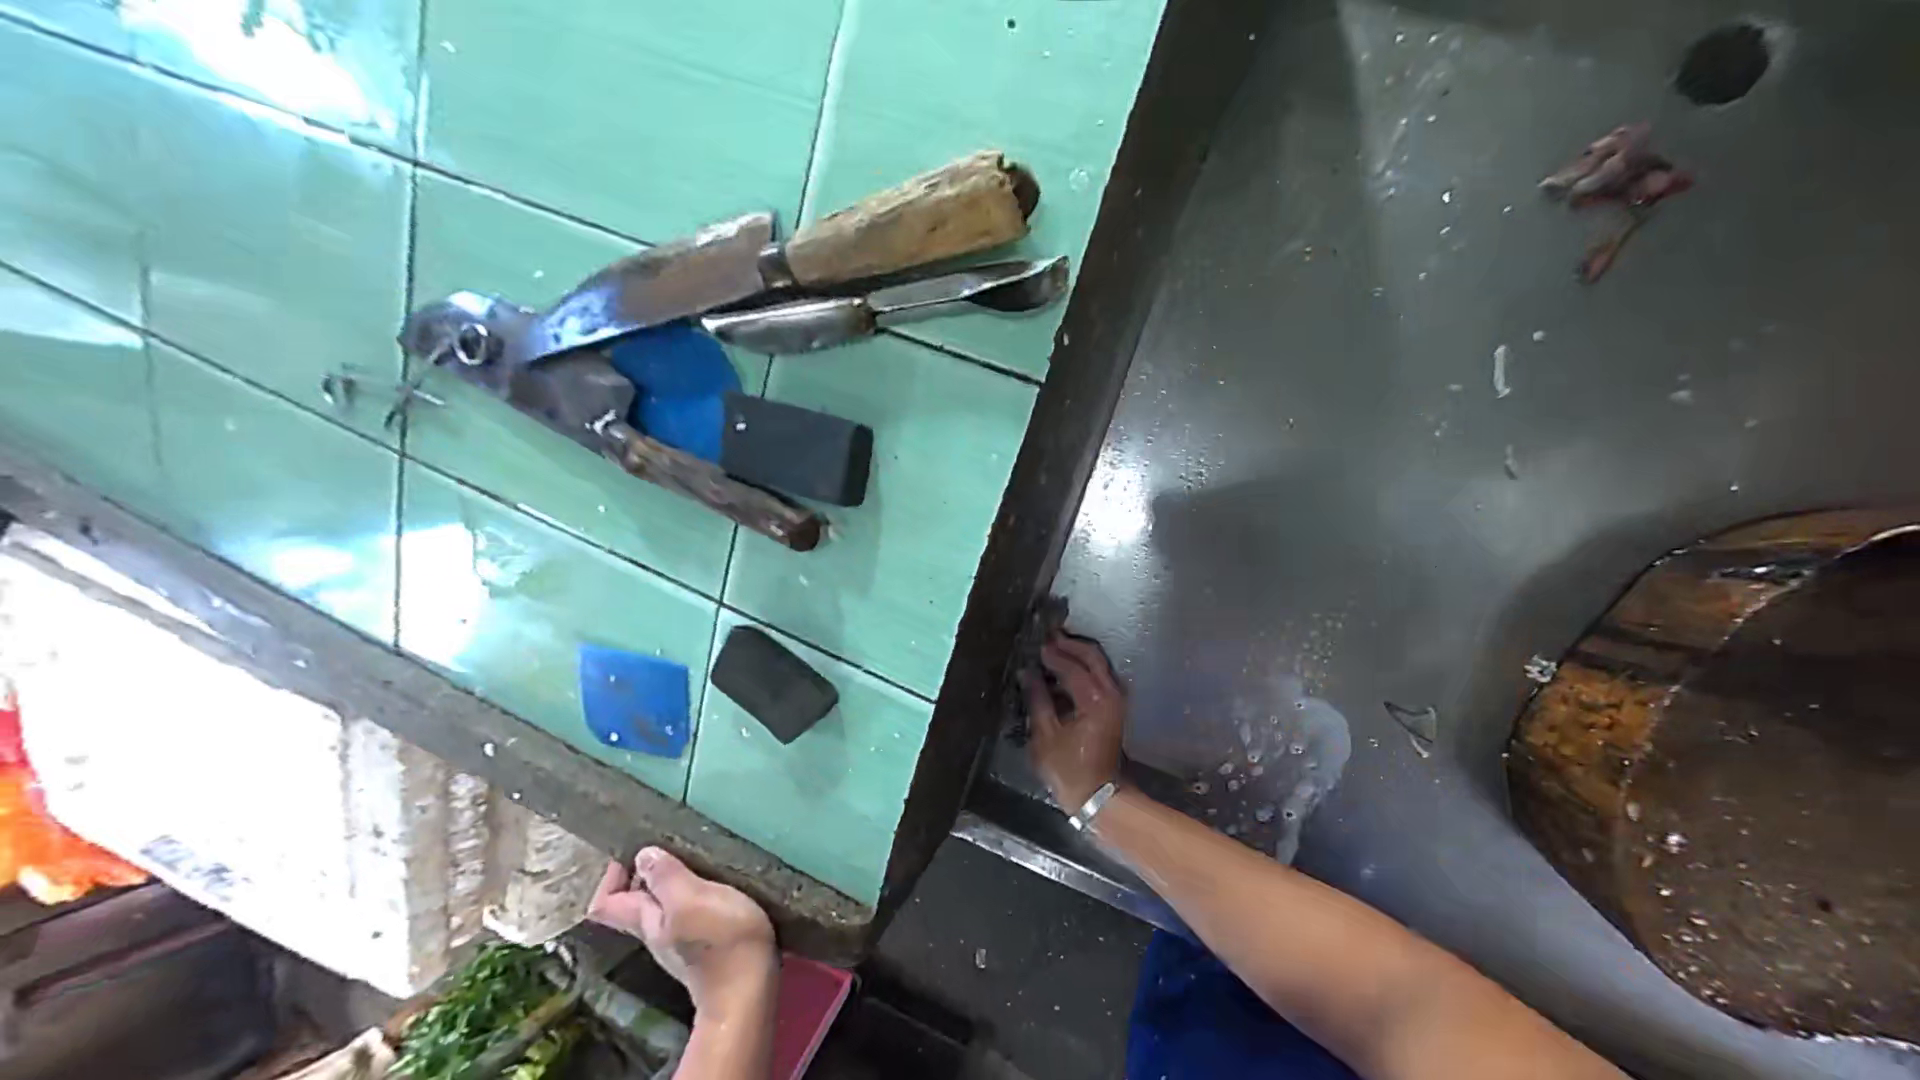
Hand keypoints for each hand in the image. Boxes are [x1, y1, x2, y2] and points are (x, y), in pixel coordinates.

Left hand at [588, 847, 776, 1014]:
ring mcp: (682, 939)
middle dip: (648, 871)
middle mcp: (658, 932)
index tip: (637, 849)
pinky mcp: (706, 942)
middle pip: (636, 901)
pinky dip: (696, 892)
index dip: (612, 875)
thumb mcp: (693, 900)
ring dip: (675, 879)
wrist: (749, 989)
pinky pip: (690, 910)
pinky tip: (719, 880)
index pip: (606, 903)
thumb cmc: (720, 940)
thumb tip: (642, 856)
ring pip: (664, 904)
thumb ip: (667, 878)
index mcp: (647, 921)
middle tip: (675, 843)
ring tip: (700, 855)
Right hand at [1024, 631, 1126, 808]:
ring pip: (1099, 663)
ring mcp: (1116, 700)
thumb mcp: (1045, 736)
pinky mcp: (1114, 707)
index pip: (1072, 666)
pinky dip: (1083, 667)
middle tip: (1048, 636)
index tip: (1036, 646)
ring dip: (1078, 653)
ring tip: (1053, 648)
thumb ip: (1037, 699)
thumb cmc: (1069, 770)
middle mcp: (1111, 694)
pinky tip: (1063, 670)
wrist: (1099, 796)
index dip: (1052, 654)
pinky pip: (1100, 676)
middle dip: (1069, 644)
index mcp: (1094, 701)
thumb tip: (1028, 673)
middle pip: (1092, 656)